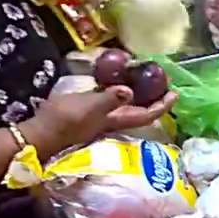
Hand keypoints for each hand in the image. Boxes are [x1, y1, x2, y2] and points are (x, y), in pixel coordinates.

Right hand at [21, 86, 177, 153]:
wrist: (42, 133)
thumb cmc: (66, 120)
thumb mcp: (88, 106)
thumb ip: (109, 99)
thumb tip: (129, 92)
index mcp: (117, 119)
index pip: (147, 114)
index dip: (162, 105)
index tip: (175, 94)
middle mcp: (114, 121)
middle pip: (142, 112)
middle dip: (156, 101)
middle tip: (165, 87)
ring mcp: (102, 119)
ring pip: (129, 109)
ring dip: (141, 98)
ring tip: (148, 84)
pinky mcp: (91, 115)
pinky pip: (114, 103)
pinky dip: (121, 94)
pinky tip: (119, 86)